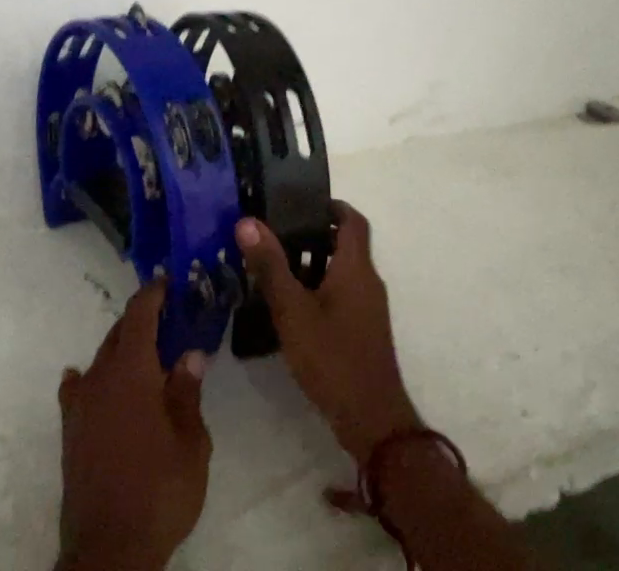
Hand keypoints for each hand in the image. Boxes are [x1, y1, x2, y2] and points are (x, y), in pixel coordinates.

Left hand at [56, 280, 211, 570]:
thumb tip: (189, 355)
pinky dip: (89, 378)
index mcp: (131, 373)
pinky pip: (79, 390)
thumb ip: (187, 393)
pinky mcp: (70, 431)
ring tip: (147, 353)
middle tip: (170, 318)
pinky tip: (87, 379)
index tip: (168, 280)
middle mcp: (99, 379)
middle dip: (142, 320)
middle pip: (118, 334)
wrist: (110, 546)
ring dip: (122, 349)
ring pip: (100, 360)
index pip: (139, 317)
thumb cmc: (161, 489)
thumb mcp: (191, 443)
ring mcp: (79, 406)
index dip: (153, 294)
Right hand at [236, 201, 421, 460]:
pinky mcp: (361, 330)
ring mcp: (367, 308)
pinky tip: (285, 306)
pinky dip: (315, 289)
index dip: (329, 205)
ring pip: (338, 272)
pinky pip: (339, 295)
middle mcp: (367, 281)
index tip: (296, 201)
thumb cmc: (332, 357)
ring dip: (309, 264)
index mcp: (356, 268)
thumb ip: (270, 266)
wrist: (370, 417)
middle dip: (309, 235)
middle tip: (270, 234)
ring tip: (269, 266)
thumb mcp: (292, 310)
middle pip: (343, 244)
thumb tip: (248, 222)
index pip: (352, 220)